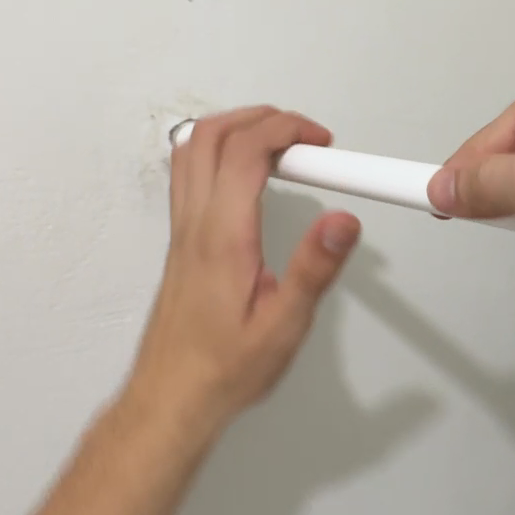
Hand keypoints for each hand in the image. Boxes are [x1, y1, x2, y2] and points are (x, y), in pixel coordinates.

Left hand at [128, 107, 360, 432]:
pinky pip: (189, 173)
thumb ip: (314, 268)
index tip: (320, 141)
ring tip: (279, 143)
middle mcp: (195, 225)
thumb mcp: (285, 326)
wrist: (173, 397)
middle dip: (262, 117)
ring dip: (235, 128)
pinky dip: (219, 151)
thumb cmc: (223, 369)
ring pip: (192, 148)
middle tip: (302, 134)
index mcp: (223, 238)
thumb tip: (341, 222)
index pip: (246, 151)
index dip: (286, 129)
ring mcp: (182, 231)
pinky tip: (247, 175)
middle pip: (212, 134)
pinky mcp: (181, 242)